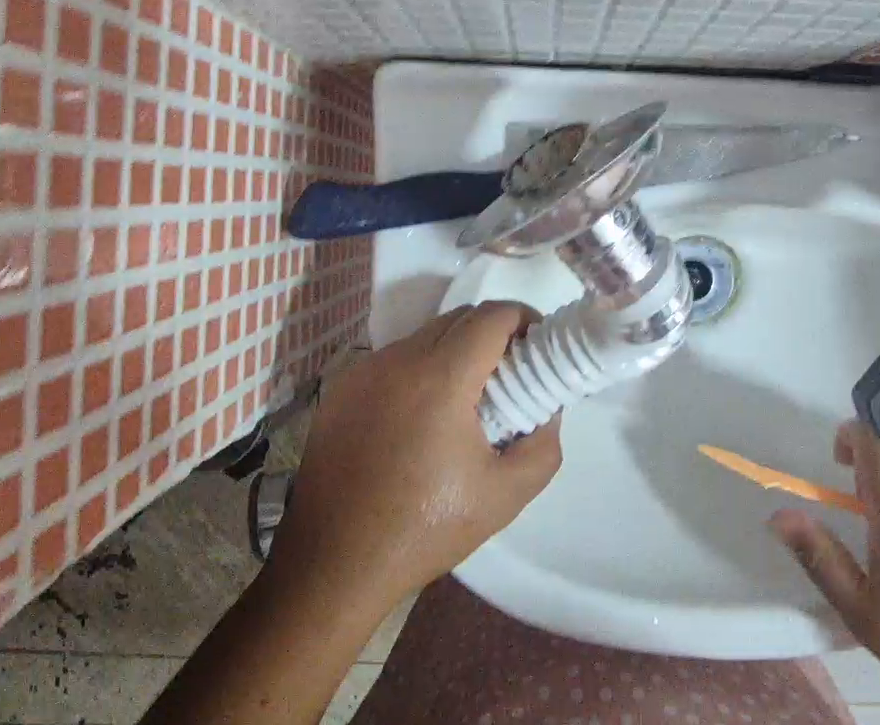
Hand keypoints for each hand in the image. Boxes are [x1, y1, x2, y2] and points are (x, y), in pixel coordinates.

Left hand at [276, 303, 562, 605]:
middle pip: (459, 318)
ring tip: (465, 404)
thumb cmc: (424, 528)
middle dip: (493, 335)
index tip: (538, 346)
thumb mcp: (505, 495)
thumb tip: (545, 410)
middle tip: (510, 377)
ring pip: (423, 337)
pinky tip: (419, 421)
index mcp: (440, 378)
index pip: (492, 316)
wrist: (334, 564)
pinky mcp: (341, 391)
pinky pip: (393, 361)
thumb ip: (542, 444)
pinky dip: (418, 372)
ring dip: (454, 352)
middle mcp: (398, 360)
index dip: (523, 319)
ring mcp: (363, 372)